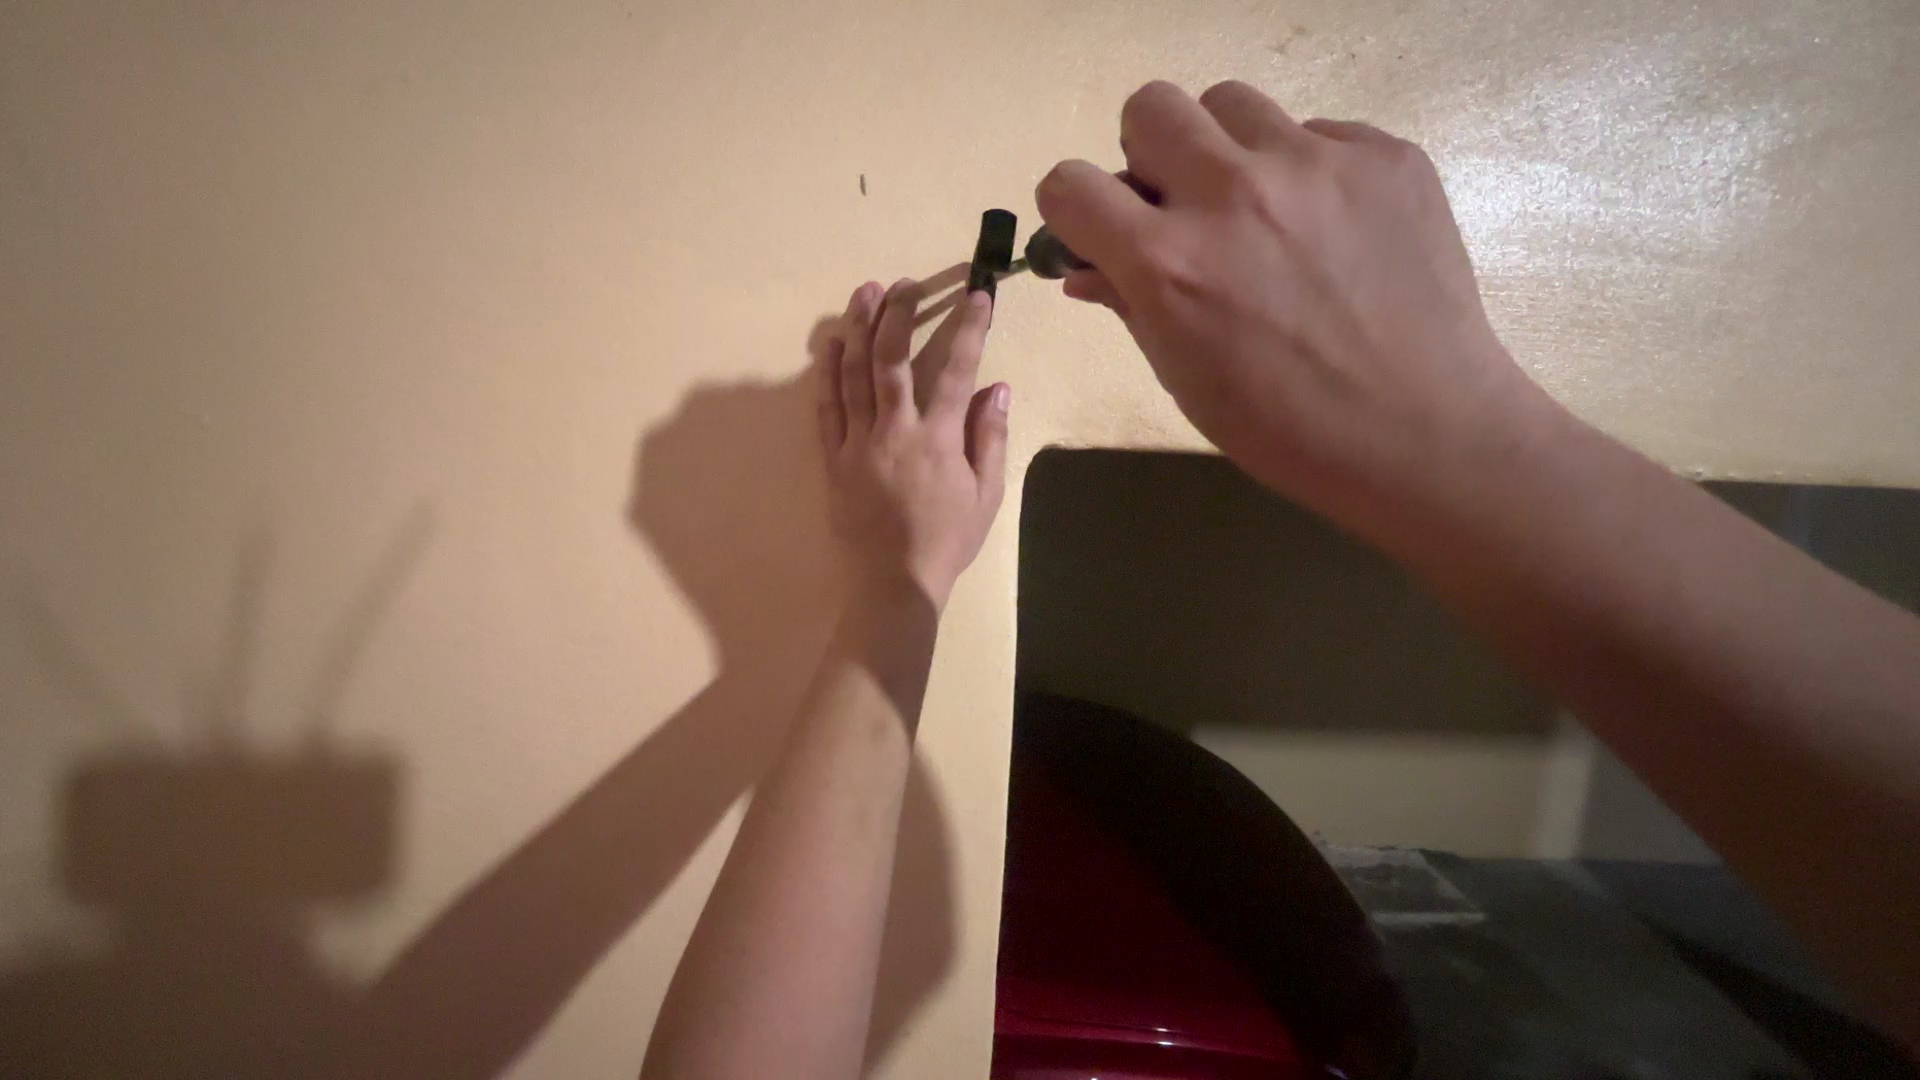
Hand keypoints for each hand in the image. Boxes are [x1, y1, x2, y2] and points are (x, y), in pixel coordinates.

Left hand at [817, 279, 1009, 609]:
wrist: (894, 581)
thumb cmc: (947, 540)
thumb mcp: (986, 495)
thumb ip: (991, 437)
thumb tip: (999, 387)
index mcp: (940, 438)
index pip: (959, 369)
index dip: (970, 328)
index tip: (979, 295)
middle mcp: (896, 429)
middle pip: (895, 358)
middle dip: (901, 314)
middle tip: (905, 284)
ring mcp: (859, 442)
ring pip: (856, 373)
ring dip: (861, 328)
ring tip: (866, 292)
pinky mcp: (832, 457)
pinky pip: (828, 406)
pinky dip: (829, 372)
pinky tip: (833, 344)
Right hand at [1034, 81, 1554, 520]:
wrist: (1417, 431)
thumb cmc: (1279, 427)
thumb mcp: (1181, 376)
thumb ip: (1127, 304)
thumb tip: (1084, 268)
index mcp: (1168, 263)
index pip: (1070, 186)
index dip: (1069, 209)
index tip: (1092, 231)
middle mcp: (1231, 193)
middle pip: (1149, 107)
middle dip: (1144, 157)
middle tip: (1175, 209)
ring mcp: (1313, 163)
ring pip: (1230, 102)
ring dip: (1219, 150)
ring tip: (1252, 211)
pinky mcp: (1383, 153)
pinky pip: (1311, 132)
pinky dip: (1297, 172)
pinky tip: (1323, 232)